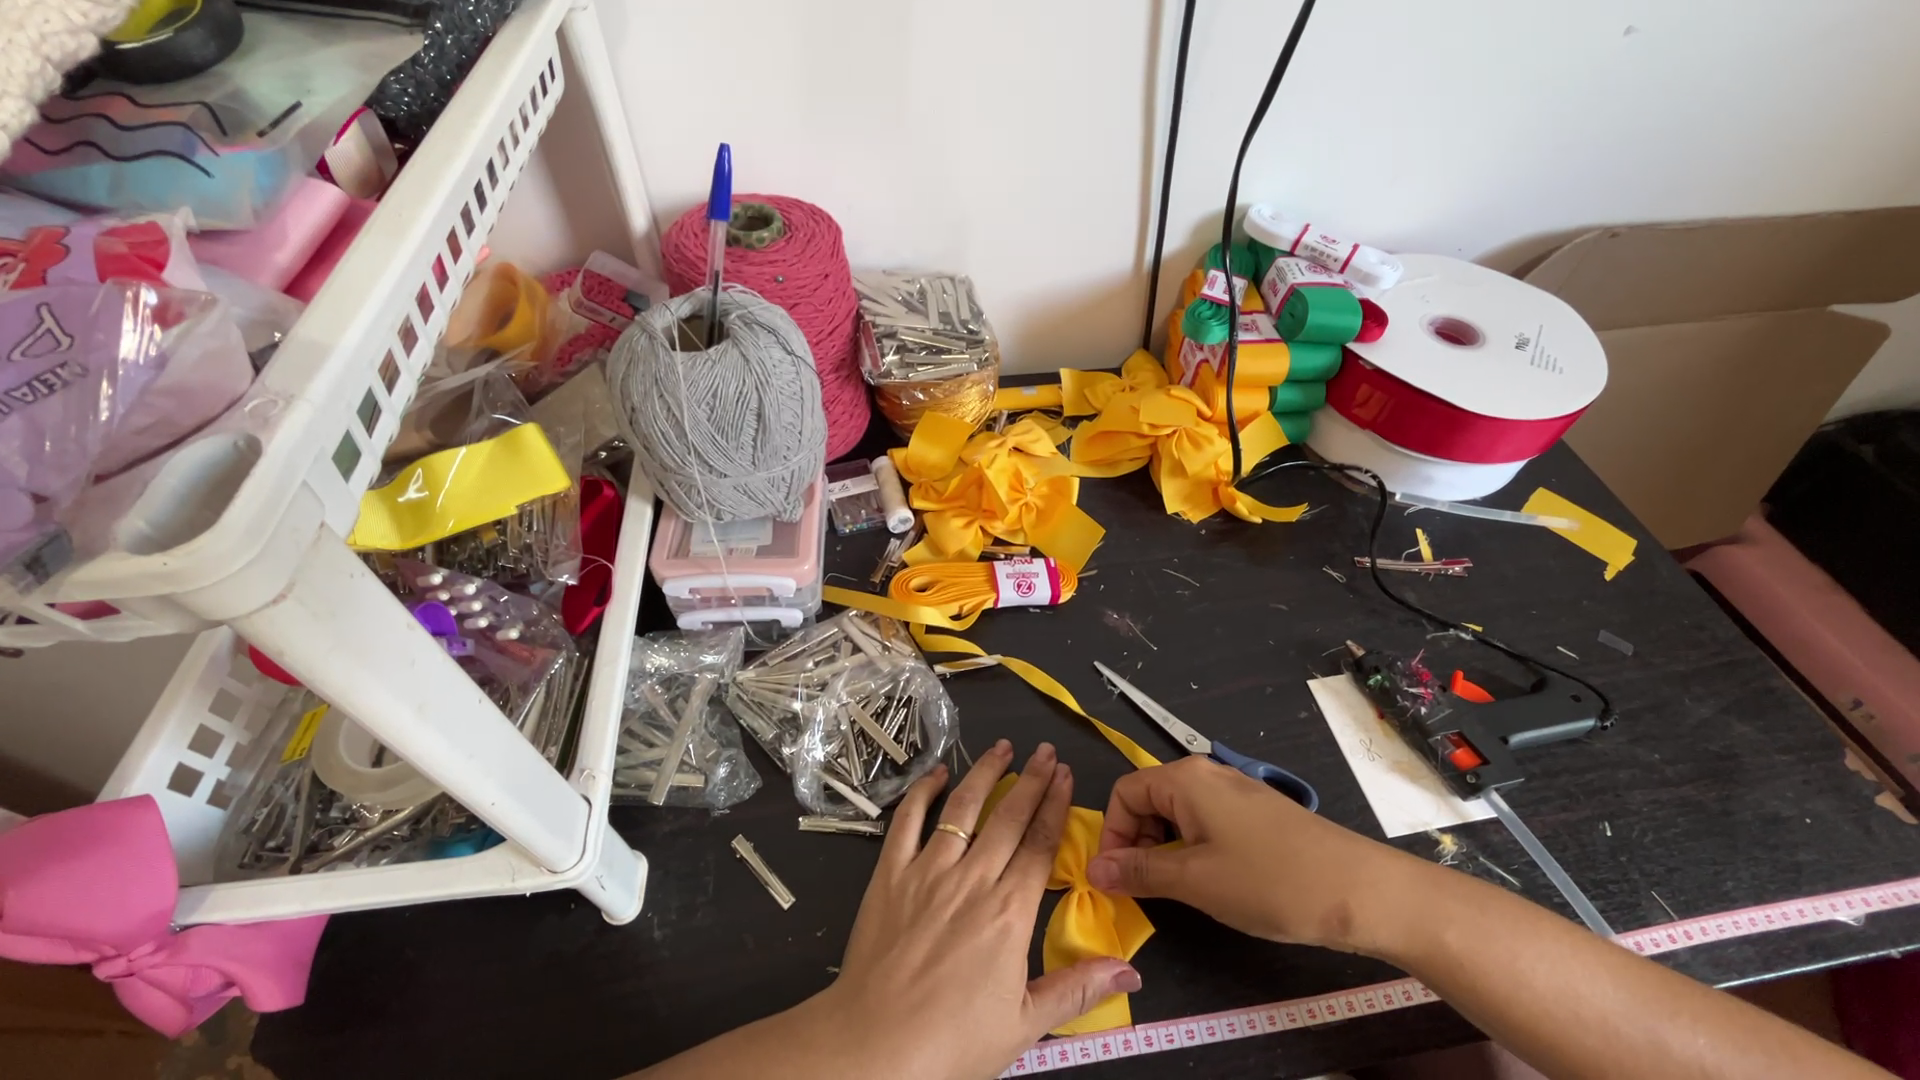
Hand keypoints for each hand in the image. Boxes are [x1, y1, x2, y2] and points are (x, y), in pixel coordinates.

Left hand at [818, 741, 1140, 1079]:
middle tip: (1046, 751)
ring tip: (1002, 748)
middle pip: (1008, 818)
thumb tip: (1131, 972)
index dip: (1055, 806)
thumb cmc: (953, 1042)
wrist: (875, 1046)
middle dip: (1031, 779)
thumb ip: (1078, 989)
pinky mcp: (890, 875)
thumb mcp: (1025, 1024)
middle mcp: (972, 880)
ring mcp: (927, 872)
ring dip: (984, 773)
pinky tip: (937, 774)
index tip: (1067, 776)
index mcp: (1009, 913)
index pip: (1040, 844)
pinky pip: (907, 822)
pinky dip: (922, 792)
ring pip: (962, 808)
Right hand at [1086, 756, 1428, 953]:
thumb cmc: (1269, 881)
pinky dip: (1194, 850)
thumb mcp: (1195, 881)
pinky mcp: (1258, 814)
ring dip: (1166, 850)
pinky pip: (1206, 823)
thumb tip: (1094, 868)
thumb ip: (1139, 872)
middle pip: (1149, 800)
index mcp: (1185, 779)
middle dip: (1138, 843)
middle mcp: (1207, 775)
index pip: (1124, 793)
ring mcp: (1236, 792)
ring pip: (1178, 815)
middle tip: (1147, 889)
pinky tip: (1214, 884)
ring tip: (1181, 891)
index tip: (1117, 878)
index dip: (1112, 835)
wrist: (1362, 892)